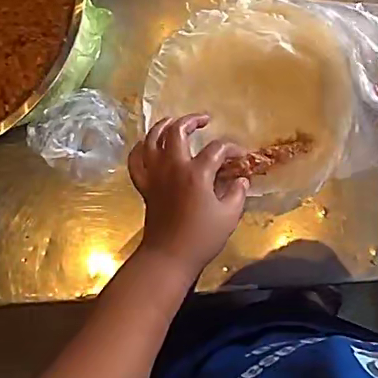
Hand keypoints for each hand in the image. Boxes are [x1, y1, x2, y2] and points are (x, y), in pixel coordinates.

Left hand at [128, 114, 247, 272]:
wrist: (169, 257)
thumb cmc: (202, 238)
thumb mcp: (229, 216)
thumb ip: (237, 193)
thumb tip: (241, 180)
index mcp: (197, 174)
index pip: (217, 149)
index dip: (232, 149)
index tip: (241, 156)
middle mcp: (173, 168)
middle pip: (177, 131)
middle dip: (192, 121)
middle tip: (204, 120)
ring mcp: (155, 175)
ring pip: (152, 140)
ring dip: (163, 126)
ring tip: (174, 121)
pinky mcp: (144, 186)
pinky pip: (136, 160)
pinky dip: (141, 148)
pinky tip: (149, 144)